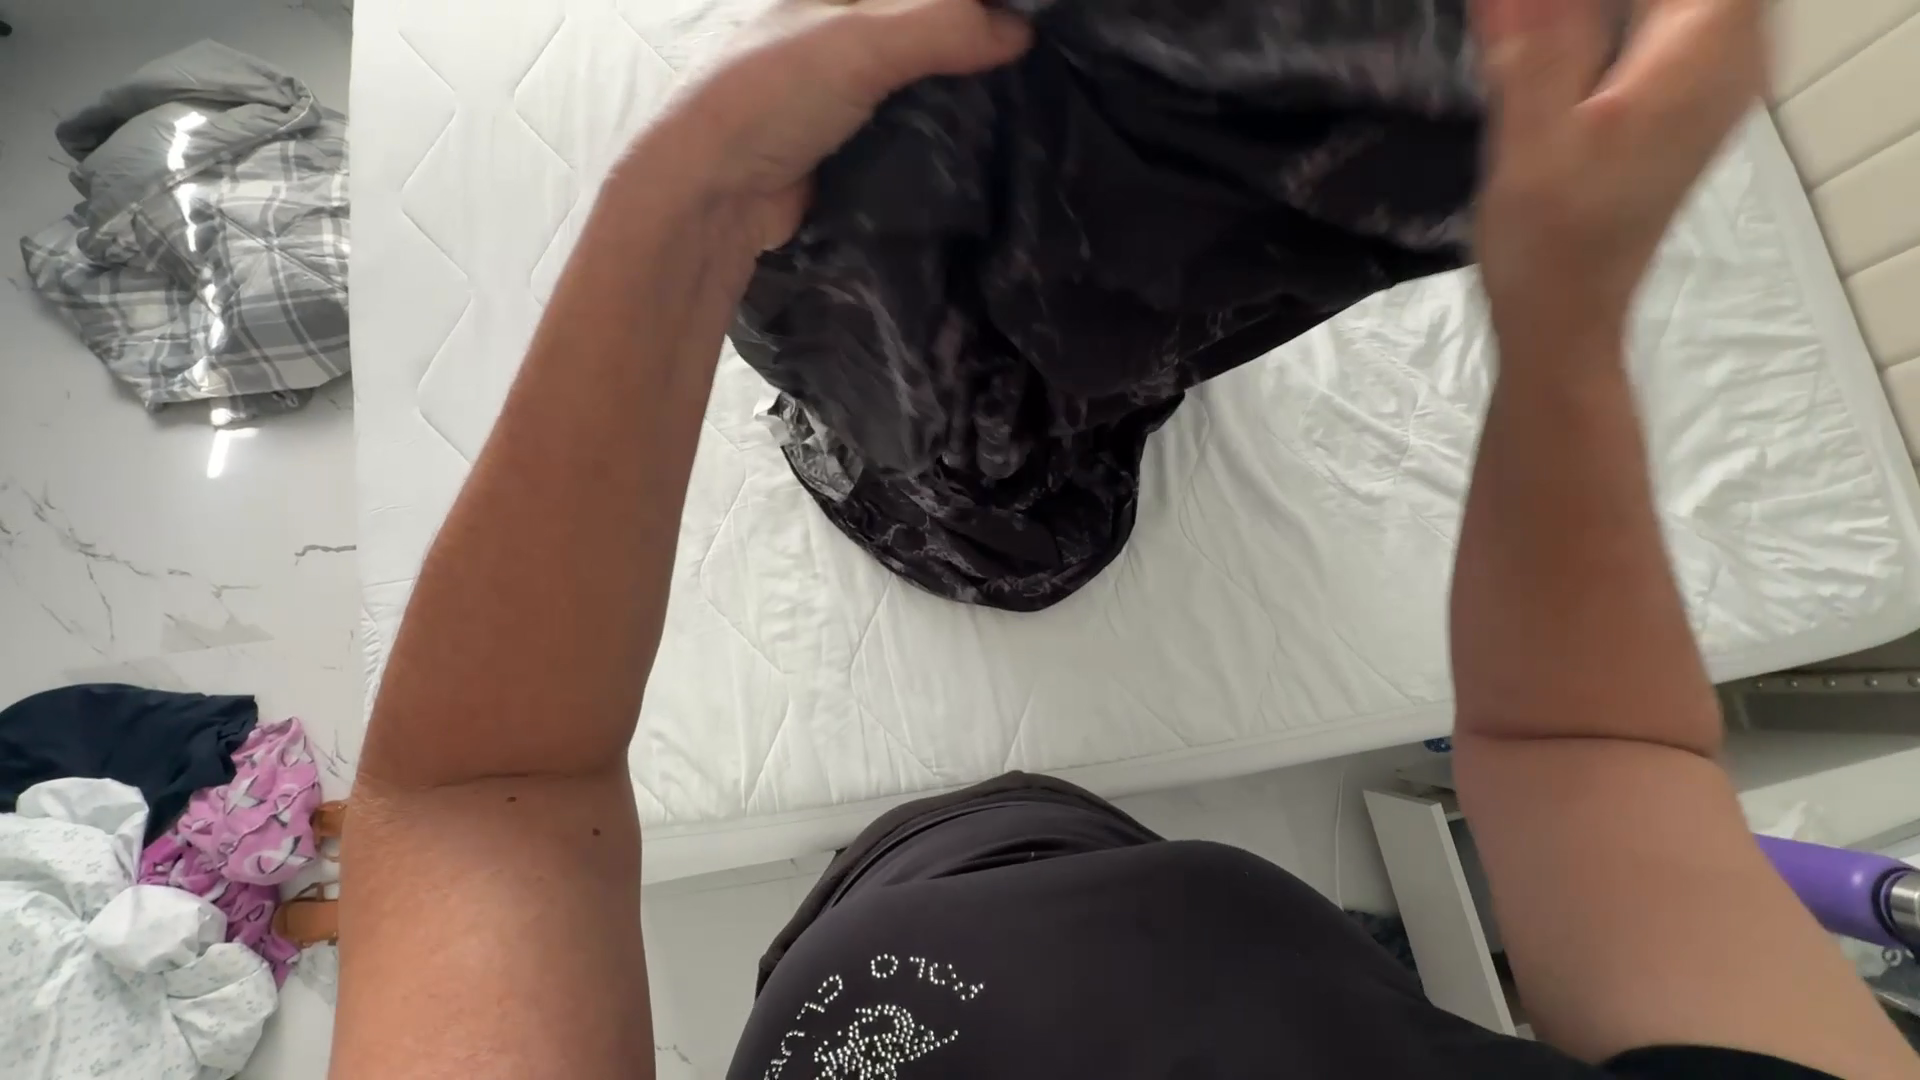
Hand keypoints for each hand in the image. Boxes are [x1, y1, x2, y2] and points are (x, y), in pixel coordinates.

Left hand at [647, 0, 1030, 252]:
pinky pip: (909, 135)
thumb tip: (1021, 31)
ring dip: (962, 97)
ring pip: (921, 86)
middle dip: (975, 45)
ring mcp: (846, 97)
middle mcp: (842, 37)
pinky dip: (940, 138)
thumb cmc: (774, 95)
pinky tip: (979, 146)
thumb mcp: (860, 43)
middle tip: (1033, 65)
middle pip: (926, 33)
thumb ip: (942, 28)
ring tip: (1022, 105)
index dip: (973, 3)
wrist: (719, 195)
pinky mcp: (852, 150)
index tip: (1027, 18)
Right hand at [1471, 0, 1766, 357]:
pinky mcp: (1687, 104)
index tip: (1524, 10)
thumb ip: (1534, 48)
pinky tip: (1566, 39)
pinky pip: (1665, 27)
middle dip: (1585, 7)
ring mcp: (1717, 77)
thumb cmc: (1547, 242)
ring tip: (1532, 27)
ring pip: (1669, 8)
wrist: (1564, 315)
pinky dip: (1616, 24)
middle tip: (1522, 19)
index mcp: (1706, 45)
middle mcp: (1735, 49)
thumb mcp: (1530, 144)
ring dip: (1594, 16)